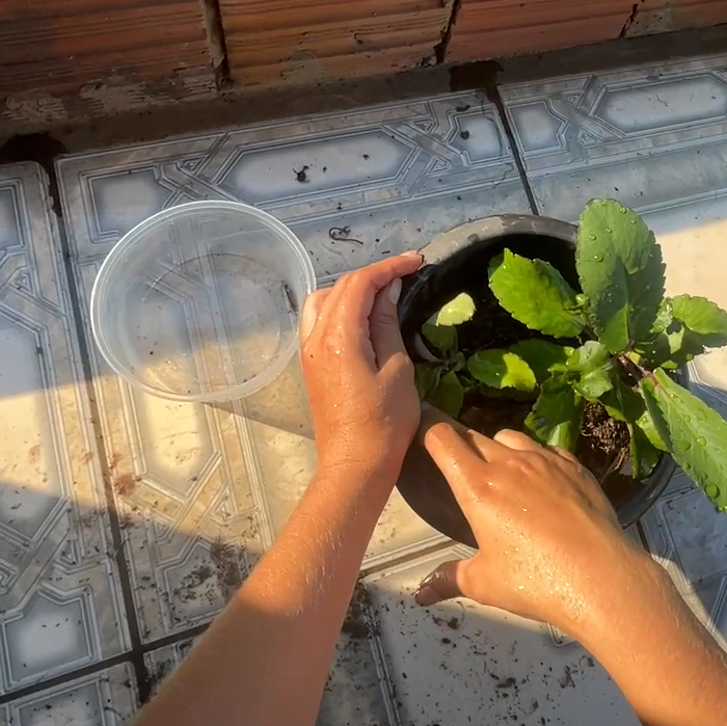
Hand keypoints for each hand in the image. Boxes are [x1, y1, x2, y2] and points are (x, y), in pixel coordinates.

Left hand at [300, 252, 422, 485]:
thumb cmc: (384, 422)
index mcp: (339, 336)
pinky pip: (320, 319)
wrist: (355, 464)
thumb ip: (387, 324)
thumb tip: (388, 290)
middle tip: (407, 273)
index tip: (417, 261)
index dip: (389, 267)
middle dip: (374, 274)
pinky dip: (341, 306)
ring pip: (324, 300)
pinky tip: (362, 314)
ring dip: (353, 288)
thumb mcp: (397, 369)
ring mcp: (309, 351)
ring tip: (383, 292)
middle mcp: (316, 337)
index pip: (360, 284)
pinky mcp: (312, 364)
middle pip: (340, 287)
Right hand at [413, 410, 671, 643]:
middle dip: (459, 442)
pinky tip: (540, 481)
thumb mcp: (484, 583)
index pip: (443, 438)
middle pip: (473, 435)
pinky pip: (546, 449)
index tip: (420, 426)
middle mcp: (508, 462)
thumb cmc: (535, 581)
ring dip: (497, 447)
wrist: (600, 576)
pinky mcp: (573, 465)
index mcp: (477, 485)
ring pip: (510, 437)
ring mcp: (544, 459)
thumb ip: (449, 579)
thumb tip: (422, 593)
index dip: (427, 426)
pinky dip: (535, 457)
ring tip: (499, 471)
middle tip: (455, 458)